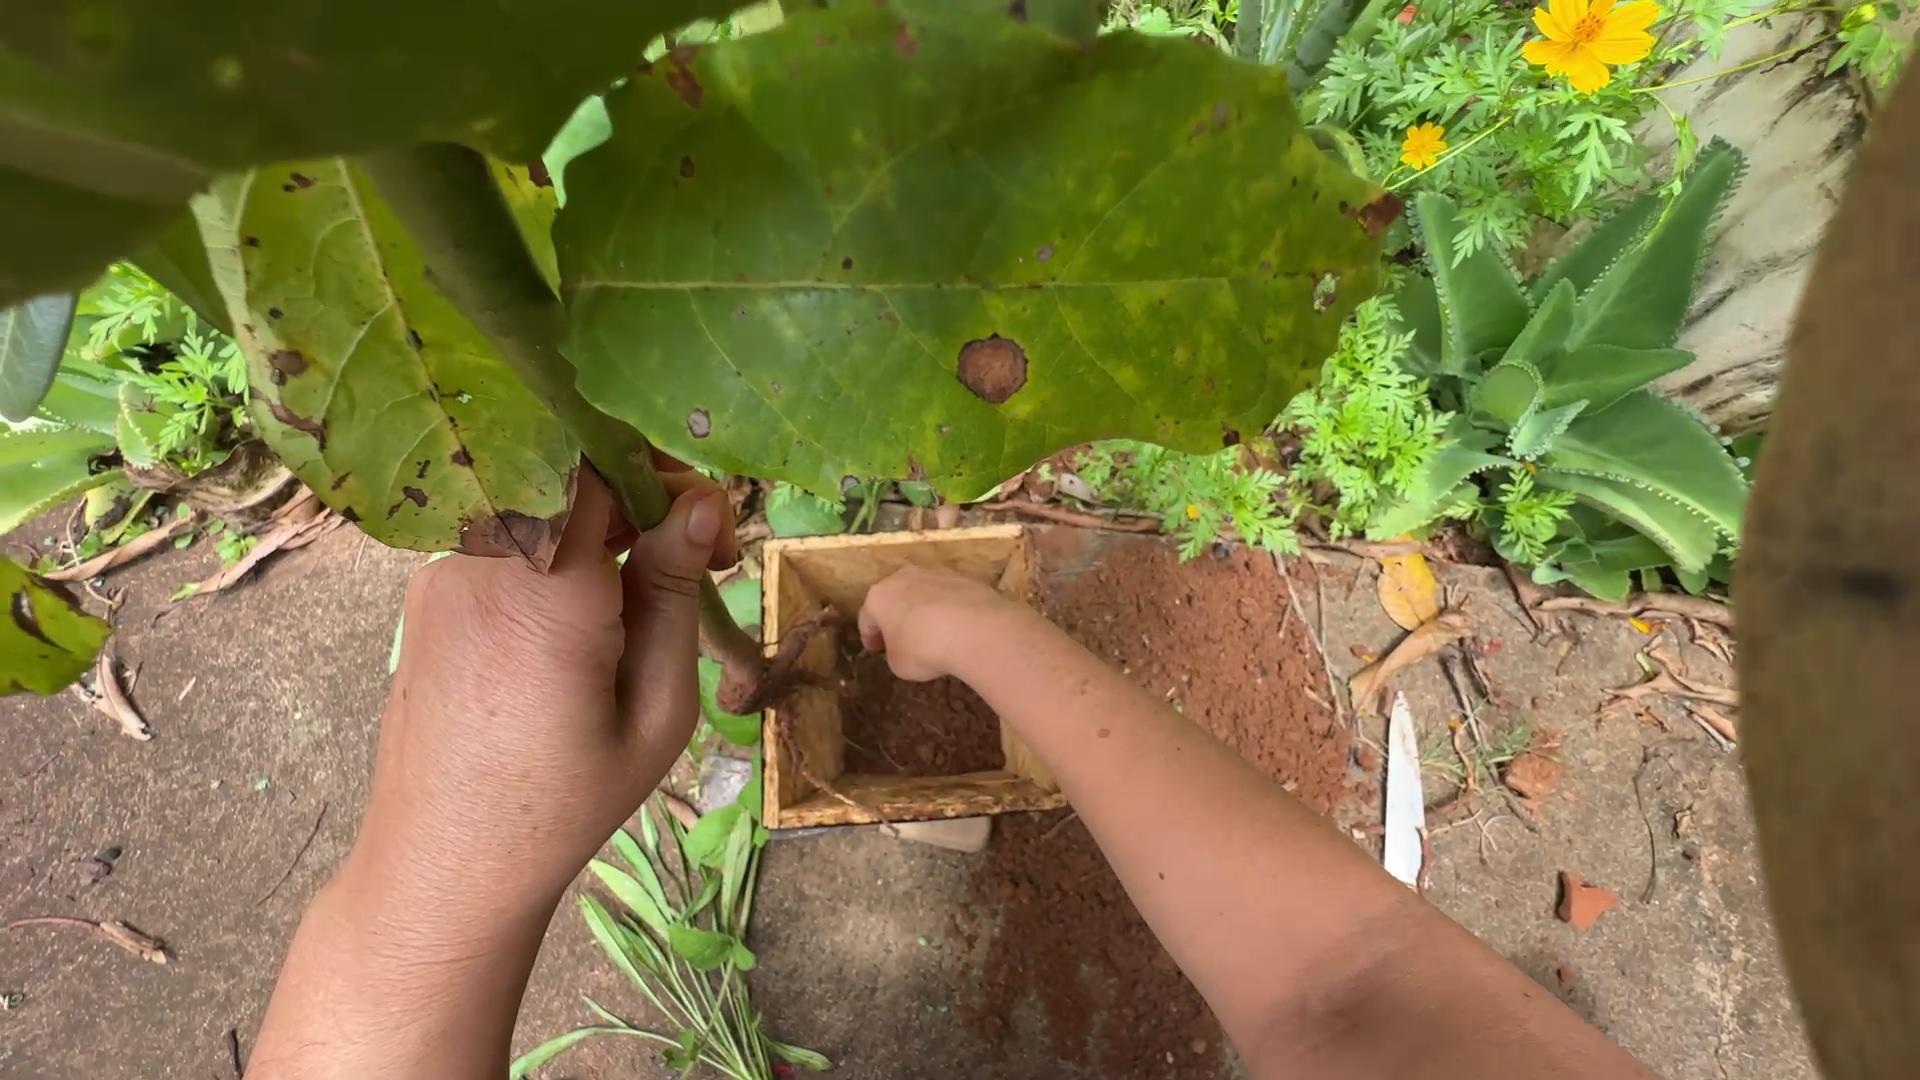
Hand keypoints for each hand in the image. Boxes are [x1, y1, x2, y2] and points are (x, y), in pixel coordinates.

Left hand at [352, 463, 735, 916]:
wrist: (441, 870)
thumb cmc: (568, 802)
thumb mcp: (658, 709)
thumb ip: (675, 594)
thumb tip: (704, 503)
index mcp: (541, 596)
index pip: (596, 464)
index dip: (664, 476)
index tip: (712, 534)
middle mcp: (478, 565)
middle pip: (575, 475)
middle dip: (652, 498)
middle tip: (704, 561)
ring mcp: (443, 574)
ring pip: (549, 505)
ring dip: (615, 526)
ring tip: (653, 595)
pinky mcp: (433, 591)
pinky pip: (519, 539)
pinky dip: (571, 550)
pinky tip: (595, 611)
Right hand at [857, 565, 1021, 680]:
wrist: (974, 629)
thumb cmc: (923, 648)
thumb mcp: (899, 664)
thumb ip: (895, 653)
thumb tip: (905, 648)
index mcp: (879, 596)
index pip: (867, 617)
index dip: (870, 636)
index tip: (876, 649)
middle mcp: (904, 577)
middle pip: (895, 598)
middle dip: (896, 617)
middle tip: (901, 639)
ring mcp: (935, 574)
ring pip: (923, 593)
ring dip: (923, 610)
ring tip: (932, 633)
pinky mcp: (963, 578)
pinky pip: (949, 596)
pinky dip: (948, 609)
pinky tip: (956, 628)